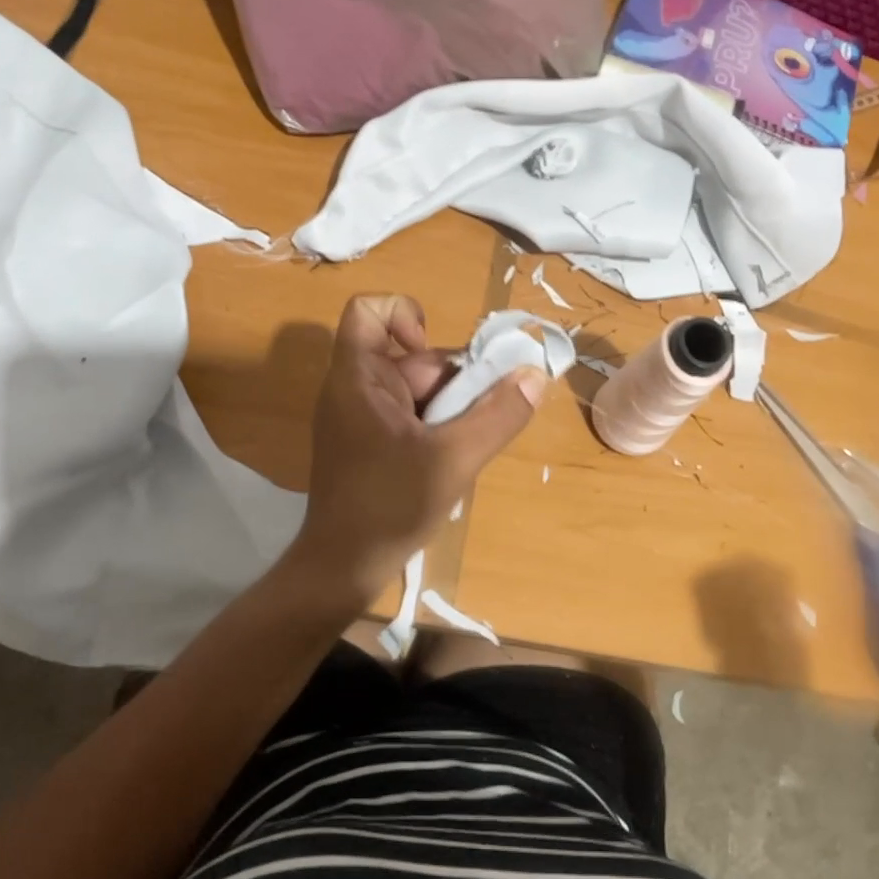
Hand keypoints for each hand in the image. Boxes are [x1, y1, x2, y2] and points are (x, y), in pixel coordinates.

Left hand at [289, 294, 548, 594]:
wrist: (342, 566)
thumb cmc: (389, 506)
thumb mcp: (454, 459)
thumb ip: (498, 415)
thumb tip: (536, 375)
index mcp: (359, 379)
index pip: (369, 311)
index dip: (406, 315)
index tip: (436, 350)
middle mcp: (354, 390)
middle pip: (413, 359)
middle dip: (453, 384)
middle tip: (478, 422)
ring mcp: (359, 419)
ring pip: (418, 393)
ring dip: (450, 412)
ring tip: (465, 450)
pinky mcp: (367, 445)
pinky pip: (410, 418)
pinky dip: (436, 431)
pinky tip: (451, 463)